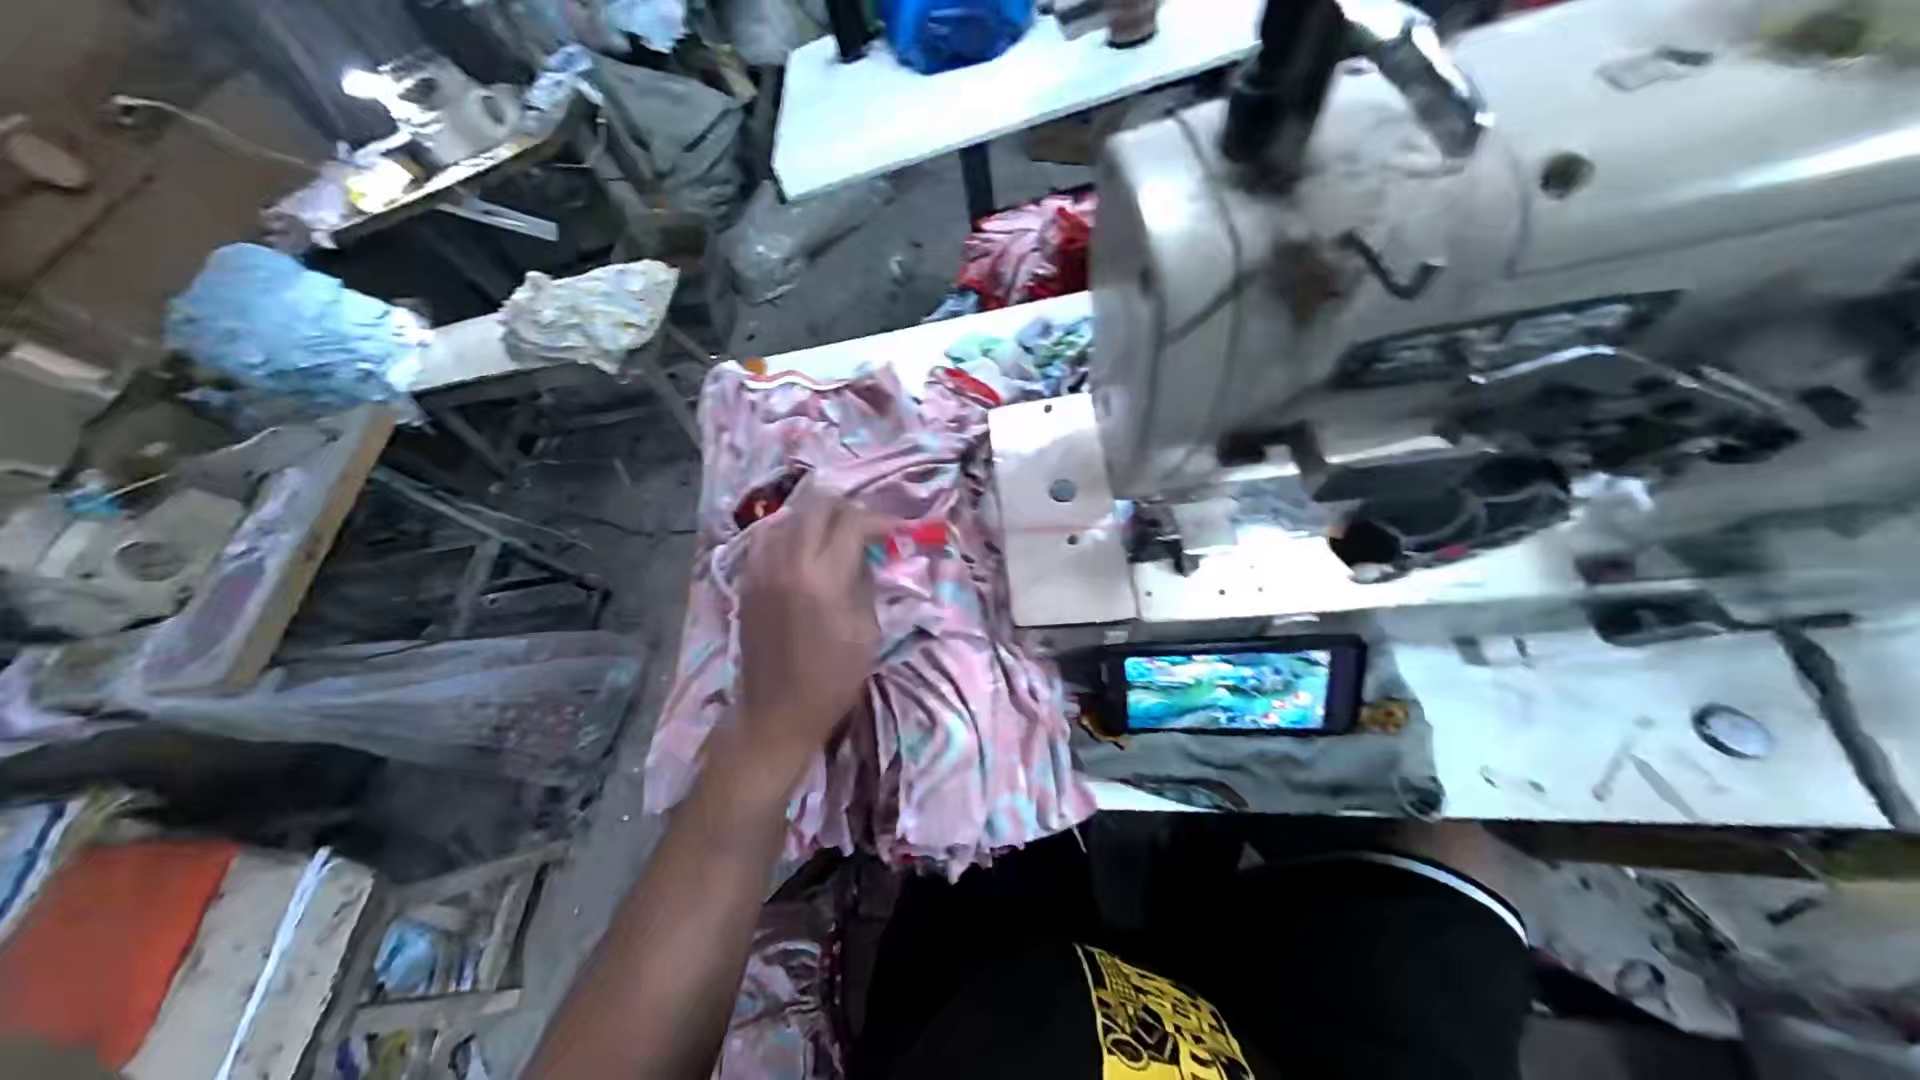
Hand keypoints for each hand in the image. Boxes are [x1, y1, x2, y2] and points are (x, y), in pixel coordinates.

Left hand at [718, 479, 889, 798]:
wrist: (777, 710)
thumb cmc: (833, 678)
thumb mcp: (867, 631)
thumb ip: (866, 581)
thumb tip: (868, 552)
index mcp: (824, 578)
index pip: (852, 521)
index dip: (879, 519)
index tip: (896, 530)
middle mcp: (788, 562)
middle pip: (818, 505)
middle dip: (848, 510)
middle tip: (867, 528)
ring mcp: (761, 567)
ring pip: (790, 514)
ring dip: (818, 518)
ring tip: (836, 537)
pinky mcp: (747, 578)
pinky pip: (768, 536)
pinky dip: (791, 532)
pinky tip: (805, 550)